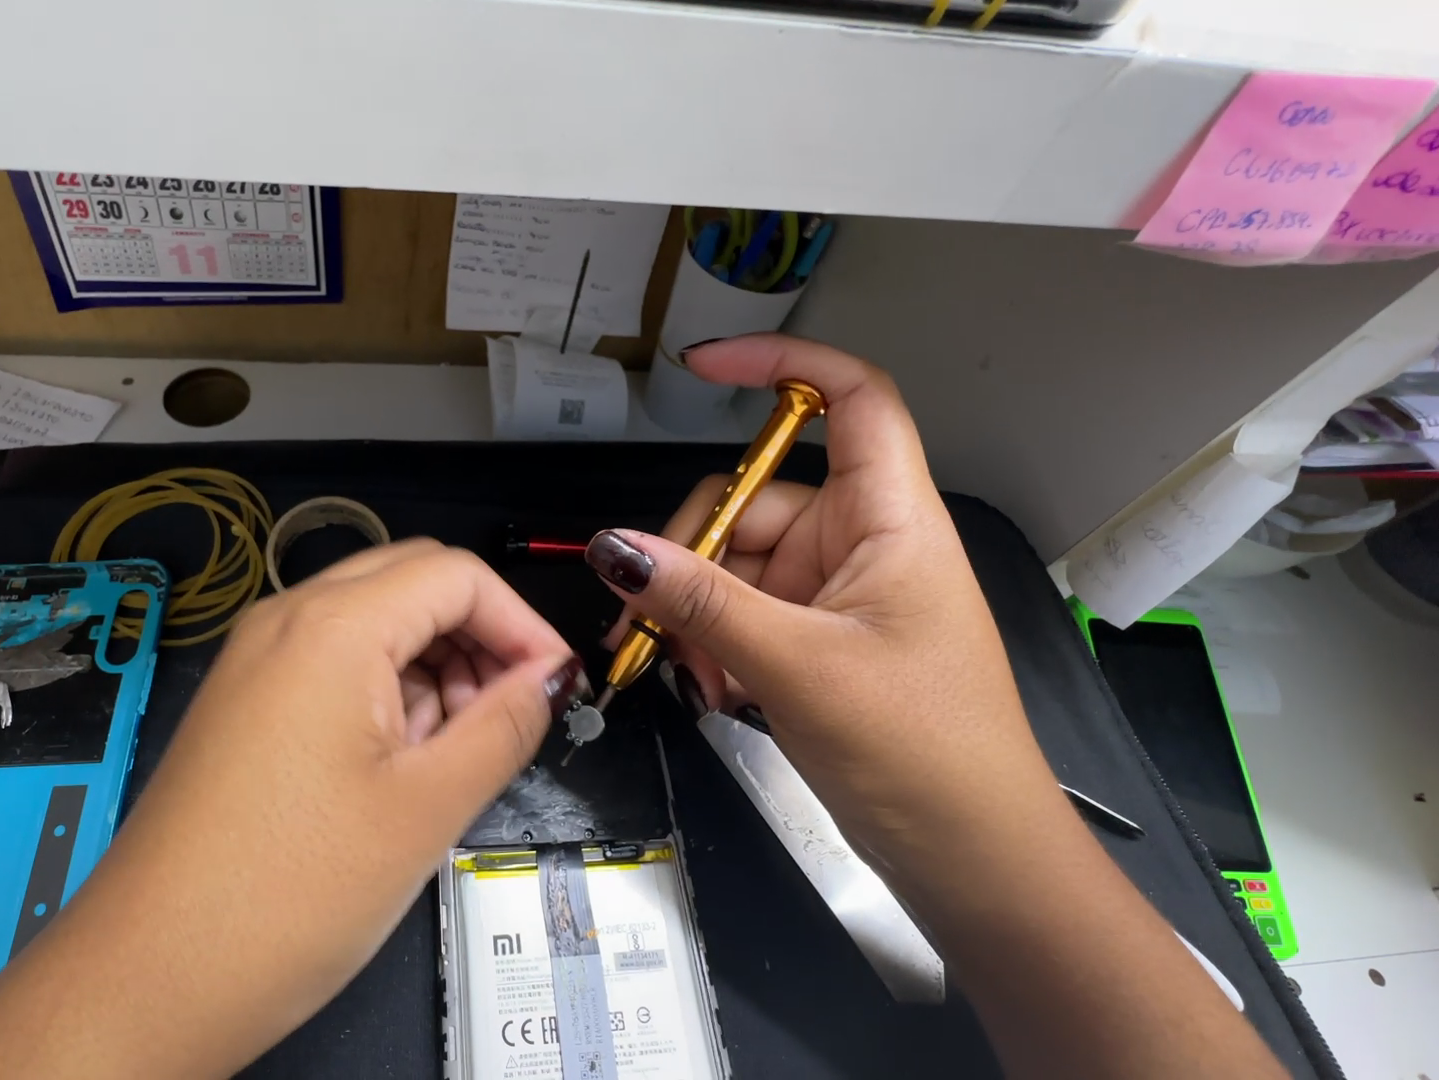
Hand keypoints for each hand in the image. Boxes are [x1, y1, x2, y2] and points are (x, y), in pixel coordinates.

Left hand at [0, 540, 588, 1079]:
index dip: (521, 622)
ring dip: (435, 664)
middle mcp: (287, 619)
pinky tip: (401, 758)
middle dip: (478, 635)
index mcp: (332, 626)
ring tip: (456, 747)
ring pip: (375, 621)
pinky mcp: (247, 701)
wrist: (145, 979)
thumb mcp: (424, 809)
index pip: (457, 575)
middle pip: (413, 584)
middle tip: (511, 713)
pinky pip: (336, 661)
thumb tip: (550, 679)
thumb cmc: (292, 893)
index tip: (557, 684)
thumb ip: (503, 726)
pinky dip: (389, 687)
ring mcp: (258, 658)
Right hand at [588, 333, 1060, 871]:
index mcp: (890, 519)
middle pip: (752, 501)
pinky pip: (741, 612)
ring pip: (734, 566)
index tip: (703, 366)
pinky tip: (712, 688)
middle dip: (690, 557)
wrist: (970, 859)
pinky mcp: (814, 637)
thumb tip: (615, 547)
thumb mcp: (798, 667)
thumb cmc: (924, 754)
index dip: (781, 362)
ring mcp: (833, 592)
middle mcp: (859, 542)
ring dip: (695, 615)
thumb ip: (700, 602)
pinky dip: (712, 643)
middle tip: (648, 618)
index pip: (849, 398)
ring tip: (692, 676)